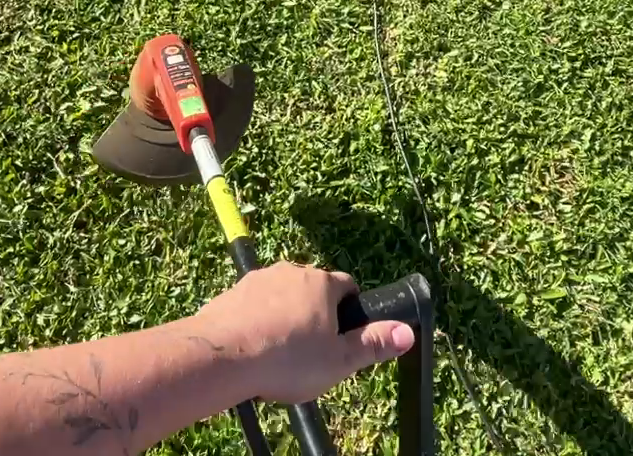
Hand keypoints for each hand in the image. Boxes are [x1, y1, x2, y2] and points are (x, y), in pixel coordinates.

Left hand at [190, 261, 415, 403]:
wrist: (225, 354)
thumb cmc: (287, 358)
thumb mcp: (339, 360)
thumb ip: (372, 345)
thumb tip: (407, 332)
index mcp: (322, 284)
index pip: (347, 284)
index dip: (351, 307)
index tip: (347, 330)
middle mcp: (292, 271)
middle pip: (314, 288)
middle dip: (318, 312)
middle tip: (315, 348)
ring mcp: (261, 278)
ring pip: (283, 293)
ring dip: (287, 313)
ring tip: (283, 351)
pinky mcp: (236, 290)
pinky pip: (256, 302)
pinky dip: (260, 318)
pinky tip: (257, 347)